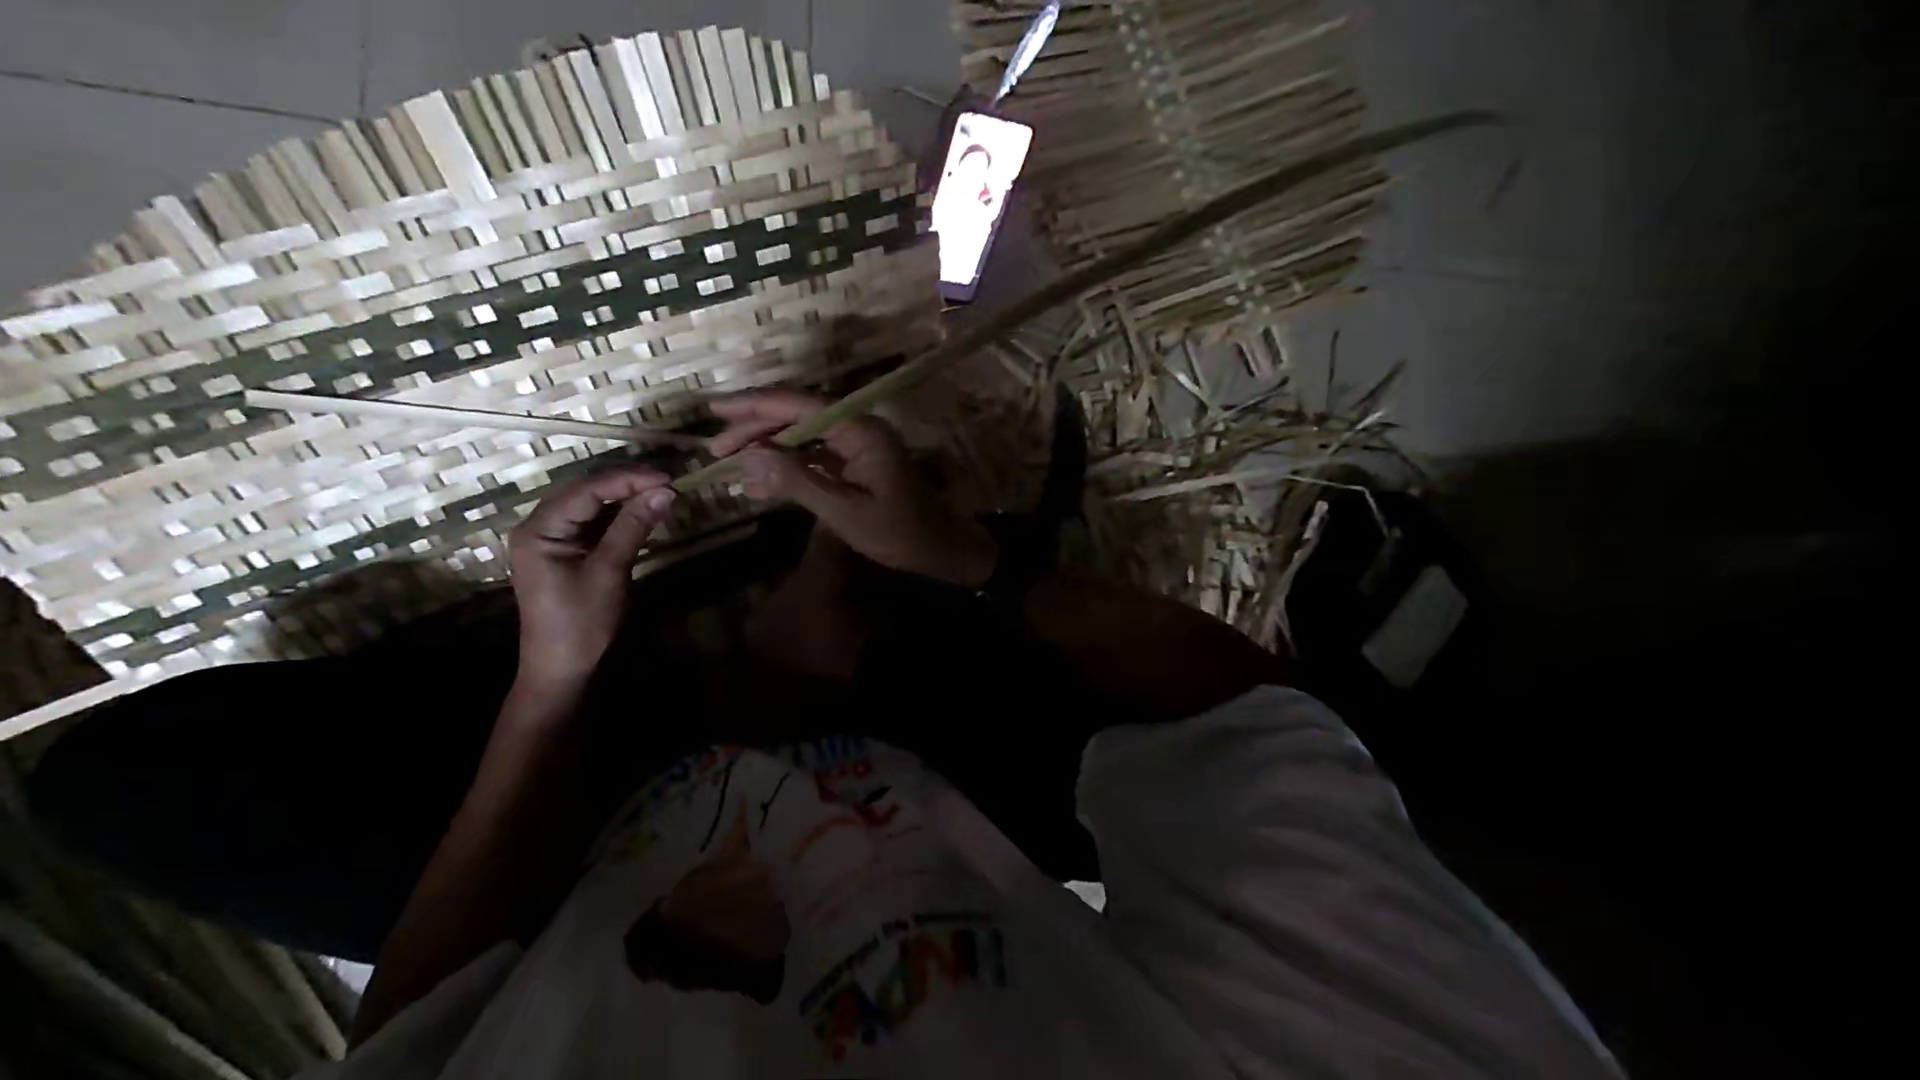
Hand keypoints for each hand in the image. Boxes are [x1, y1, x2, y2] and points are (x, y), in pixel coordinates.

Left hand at [508, 466, 676, 688]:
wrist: (562, 668)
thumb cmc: (581, 623)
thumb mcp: (609, 572)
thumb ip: (633, 527)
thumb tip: (665, 492)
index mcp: (539, 529)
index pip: (587, 490)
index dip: (628, 480)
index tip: (667, 479)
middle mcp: (540, 526)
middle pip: (587, 491)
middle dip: (628, 483)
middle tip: (669, 482)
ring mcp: (554, 539)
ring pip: (593, 505)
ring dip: (627, 498)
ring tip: (663, 493)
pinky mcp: (569, 551)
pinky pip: (596, 523)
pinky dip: (622, 516)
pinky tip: (646, 513)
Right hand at [707, 391, 996, 586]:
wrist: (941, 548)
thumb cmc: (899, 532)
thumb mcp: (844, 511)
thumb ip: (797, 481)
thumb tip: (748, 455)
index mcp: (859, 431)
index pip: (799, 405)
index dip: (755, 405)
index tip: (715, 409)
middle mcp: (857, 429)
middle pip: (797, 417)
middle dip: (756, 430)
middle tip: (716, 449)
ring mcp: (857, 446)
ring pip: (802, 437)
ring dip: (768, 450)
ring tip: (729, 466)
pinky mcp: (855, 464)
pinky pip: (814, 458)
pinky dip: (787, 469)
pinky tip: (759, 484)